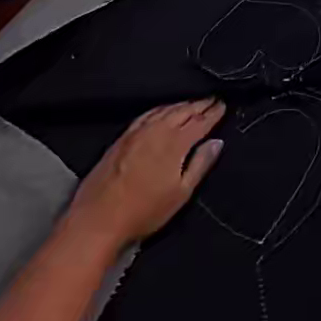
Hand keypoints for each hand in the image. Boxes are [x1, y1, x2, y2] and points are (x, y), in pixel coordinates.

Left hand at [62, 99, 224, 253]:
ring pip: (164, 109)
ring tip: (192, 103)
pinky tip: (162, 111)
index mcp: (175, 142)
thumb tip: (216, 143)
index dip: (214, 112)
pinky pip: (147, 114)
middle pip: (183, 110)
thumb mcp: (181, 193)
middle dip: (200, 104)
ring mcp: (136, 132)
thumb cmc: (143, 211)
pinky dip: (160, 109)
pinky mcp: (121, 138)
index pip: (200, 121)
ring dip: (181, 104)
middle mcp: (156, 130)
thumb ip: (201, 163)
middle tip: (212, 99)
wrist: (97, 221)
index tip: (223, 105)